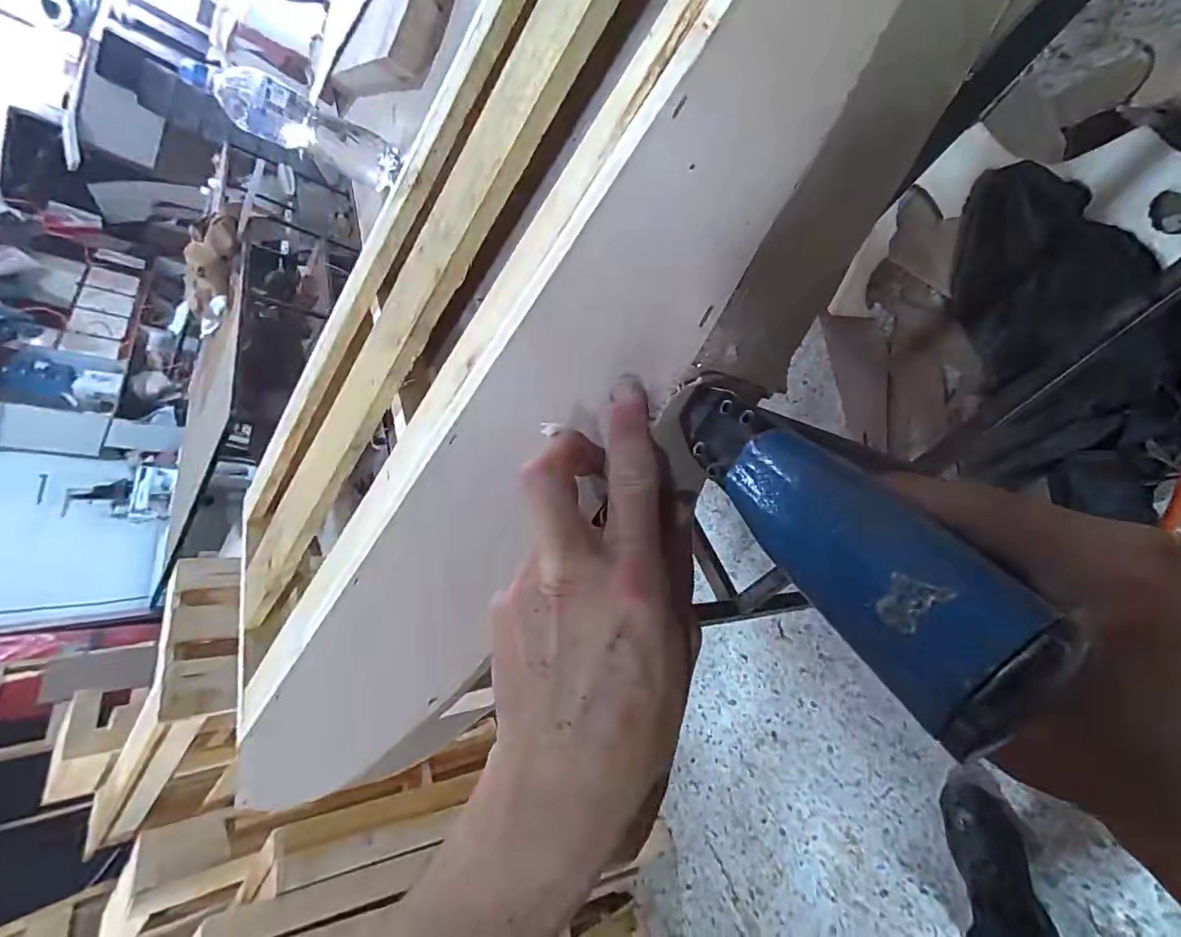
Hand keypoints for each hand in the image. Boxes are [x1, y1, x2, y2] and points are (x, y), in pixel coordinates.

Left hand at [397, 380, 696, 936]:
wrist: (558, 787)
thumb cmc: (641, 722)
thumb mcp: (683, 646)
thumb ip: (676, 567)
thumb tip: (672, 508)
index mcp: (631, 584)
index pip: (632, 484)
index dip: (628, 430)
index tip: (625, 392)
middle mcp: (571, 573)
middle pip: (546, 477)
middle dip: (564, 448)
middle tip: (586, 457)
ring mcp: (525, 589)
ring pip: (545, 528)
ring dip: (571, 532)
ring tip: (593, 587)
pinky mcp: (498, 610)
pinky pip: (534, 569)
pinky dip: (556, 574)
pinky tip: (567, 625)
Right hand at [891, 477, 1180, 935]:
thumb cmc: (1100, 764)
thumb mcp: (1003, 714)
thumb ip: (943, 646)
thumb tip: (878, 591)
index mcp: (1108, 576)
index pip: (992, 513)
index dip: (918, 498)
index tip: (858, 492)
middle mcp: (1129, 541)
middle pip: (1004, 509)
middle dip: (933, 513)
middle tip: (871, 521)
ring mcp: (1137, 542)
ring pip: (1020, 516)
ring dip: (963, 526)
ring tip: (905, 537)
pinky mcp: (1132, 553)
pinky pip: (1043, 532)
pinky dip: (995, 541)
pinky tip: (960, 558)